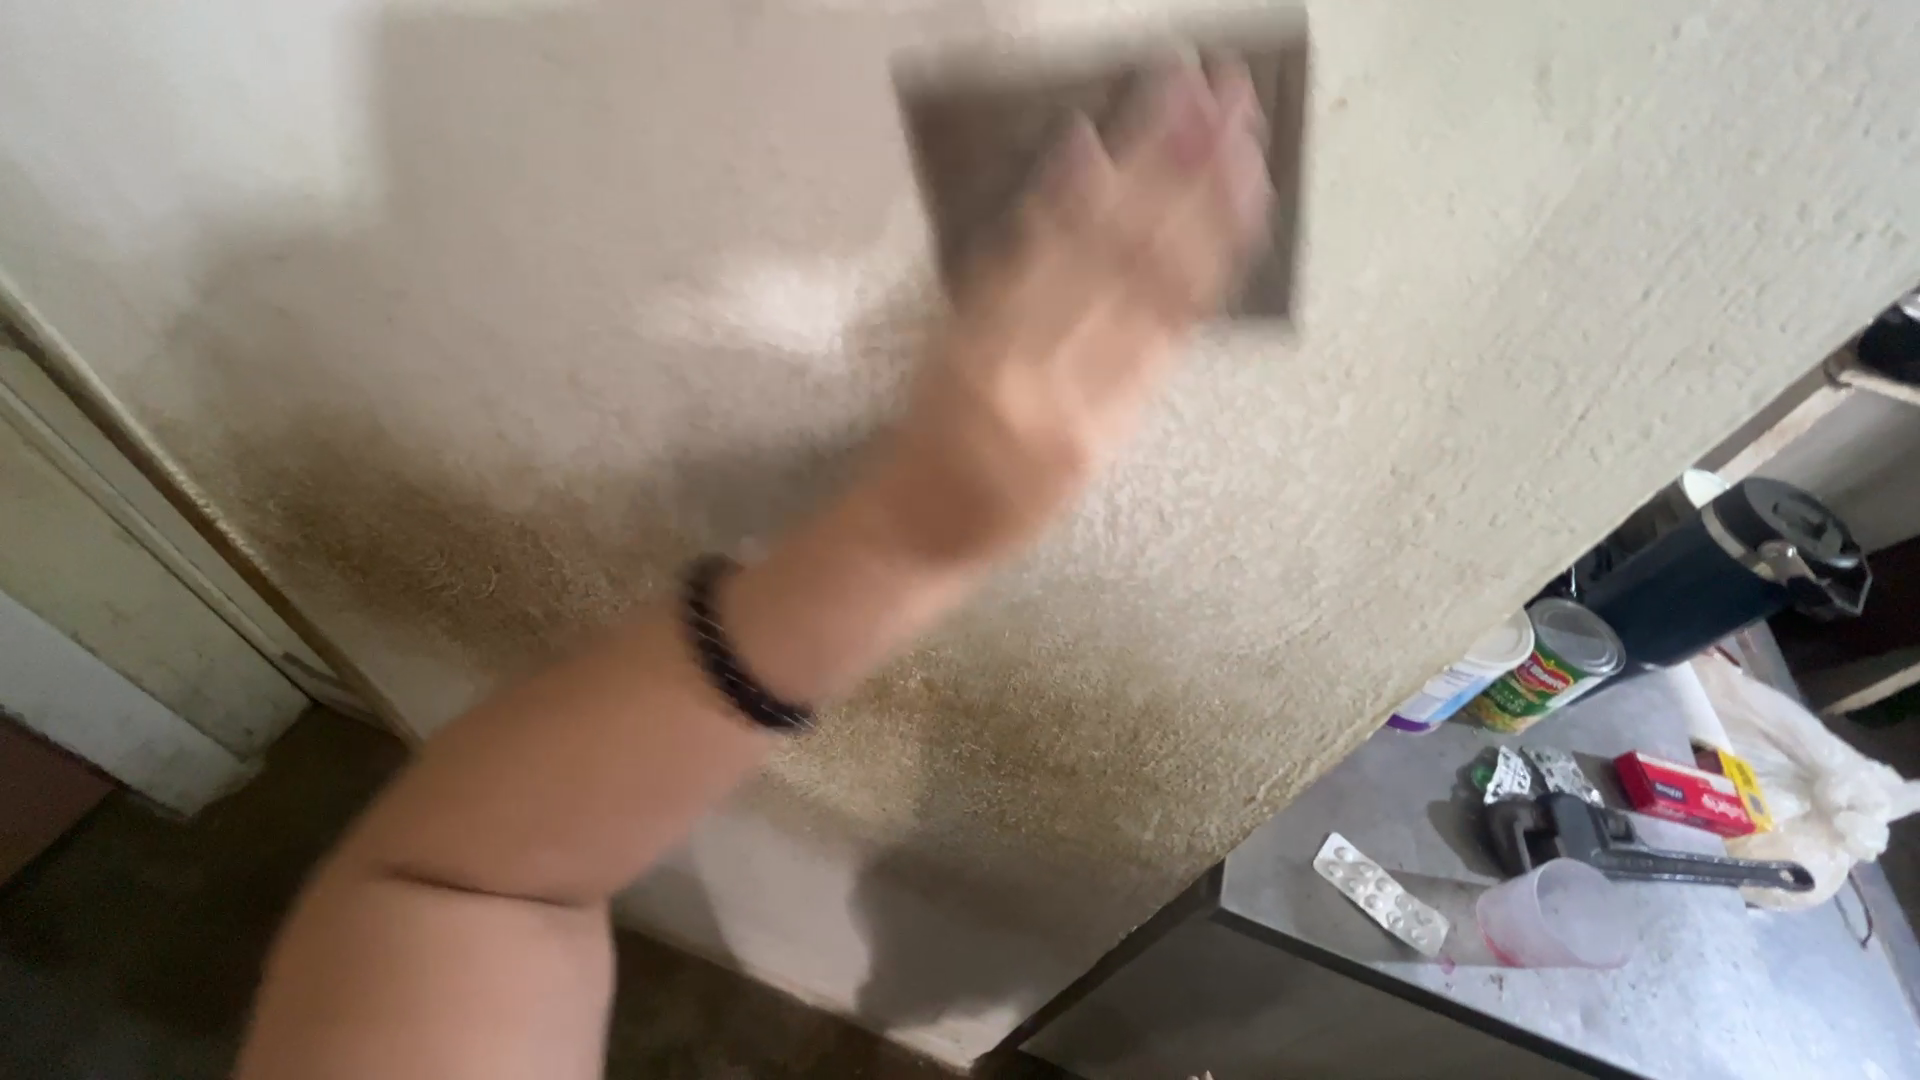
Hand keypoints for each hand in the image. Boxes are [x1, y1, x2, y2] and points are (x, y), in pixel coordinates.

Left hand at [866, 59, 1273, 565]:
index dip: (1212, 237)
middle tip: (1228, 103)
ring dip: (1129, 168)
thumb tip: (1175, 300)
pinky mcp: (956, 330)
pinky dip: (1051, 200)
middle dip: (1183, 177)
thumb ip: (1129, 388)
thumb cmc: (1004, 513)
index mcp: (1093, 431)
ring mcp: (994, 351)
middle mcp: (1047, 384)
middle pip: (1128, 266)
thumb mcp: (1086, 470)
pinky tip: (1083, 145)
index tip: (1248, 173)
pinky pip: (1011, 257)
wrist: (912, 526)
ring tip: (1175, 98)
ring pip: (1074, 249)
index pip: (1165, 317)